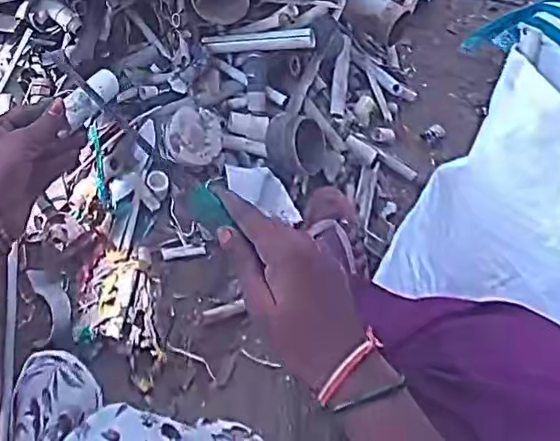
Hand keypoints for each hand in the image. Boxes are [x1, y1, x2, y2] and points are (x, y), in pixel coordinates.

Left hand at [0, 100, 79, 234]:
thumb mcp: (22, 142)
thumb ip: (44, 125)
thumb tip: (59, 106)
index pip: (26, 113)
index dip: (46, 109)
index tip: (66, 106)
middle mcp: (9, 148)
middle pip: (38, 133)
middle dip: (58, 128)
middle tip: (79, 121)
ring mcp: (19, 168)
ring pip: (45, 152)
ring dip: (63, 144)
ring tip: (82, 136)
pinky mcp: (29, 185)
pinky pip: (48, 169)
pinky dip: (61, 162)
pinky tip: (74, 155)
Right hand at [216, 188, 370, 391]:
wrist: (346, 366)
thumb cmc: (298, 341)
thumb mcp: (260, 305)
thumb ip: (243, 263)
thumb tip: (226, 232)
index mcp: (285, 249)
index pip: (250, 216)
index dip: (229, 203)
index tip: (214, 193)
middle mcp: (304, 242)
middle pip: (266, 222)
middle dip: (244, 220)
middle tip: (222, 224)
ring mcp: (319, 250)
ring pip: (281, 232)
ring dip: (262, 234)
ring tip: (243, 248)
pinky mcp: (328, 261)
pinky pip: (297, 243)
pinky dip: (280, 244)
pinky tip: (271, 261)